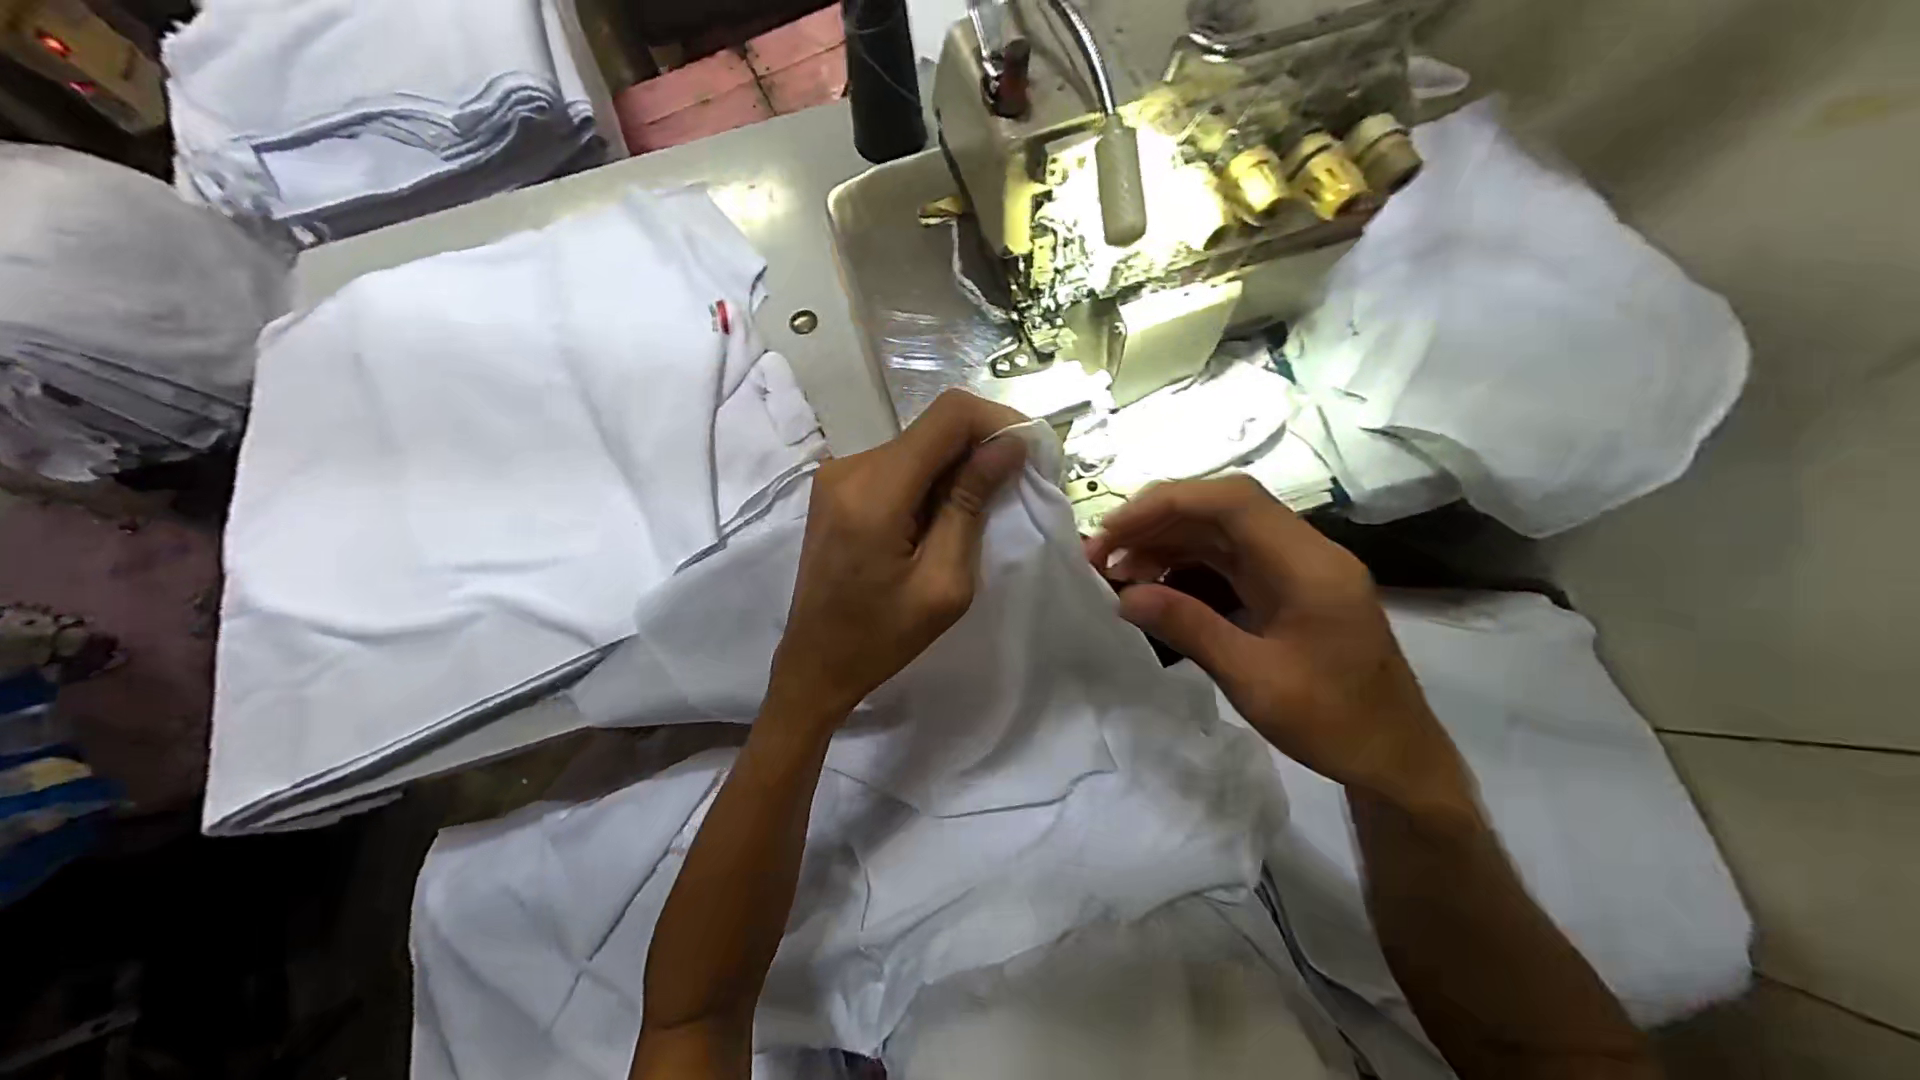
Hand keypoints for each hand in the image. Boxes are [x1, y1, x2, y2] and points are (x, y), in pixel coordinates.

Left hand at [767, 390, 1028, 730]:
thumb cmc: (882, 637)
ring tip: (974, 513)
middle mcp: (850, 466)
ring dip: (955, 466)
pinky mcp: (837, 485)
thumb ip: (970, 504)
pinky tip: (937, 518)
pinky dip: (929, 478)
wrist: (816, 661)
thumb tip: (1008, 446)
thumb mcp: (944, 582)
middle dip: (980, 446)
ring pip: (918, 444)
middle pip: (933, 427)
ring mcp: (838, 473)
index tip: (1027, 452)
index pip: (948, 416)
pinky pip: (898, 463)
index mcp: (874, 491)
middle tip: (1012, 487)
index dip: (997, 421)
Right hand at [1087, 475, 1474, 818]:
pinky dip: (1186, 563)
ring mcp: (1297, 568)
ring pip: (1222, 531)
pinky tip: (1153, 583)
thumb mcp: (1253, 680)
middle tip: (1102, 553)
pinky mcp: (1288, 587)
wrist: (1395, 759)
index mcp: (1309, 565)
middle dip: (1157, 521)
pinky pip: (1229, 558)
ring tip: (1117, 570)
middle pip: (1223, 508)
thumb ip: (1189, 628)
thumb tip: (1125, 596)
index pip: (1232, 502)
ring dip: (1167, 541)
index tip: (1113, 532)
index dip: (1166, 504)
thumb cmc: (1334, 724)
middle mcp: (1305, 552)